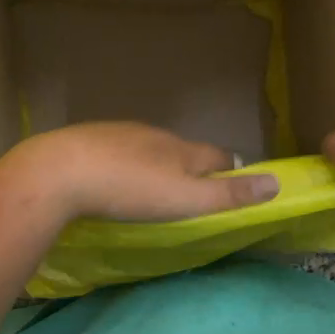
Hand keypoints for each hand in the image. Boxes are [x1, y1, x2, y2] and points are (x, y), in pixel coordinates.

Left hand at [3, 122, 280, 222]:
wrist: (58, 171)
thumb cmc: (128, 189)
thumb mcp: (185, 199)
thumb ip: (228, 195)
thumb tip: (276, 183)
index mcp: (181, 149)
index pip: (218, 156)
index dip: (230, 171)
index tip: (235, 185)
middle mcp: (153, 134)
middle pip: (182, 150)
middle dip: (191, 167)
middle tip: (192, 193)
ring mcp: (117, 134)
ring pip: (147, 149)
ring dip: (155, 165)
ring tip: (152, 190)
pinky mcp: (86, 142)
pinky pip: (115, 153)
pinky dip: (122, 166)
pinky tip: (111, 182)